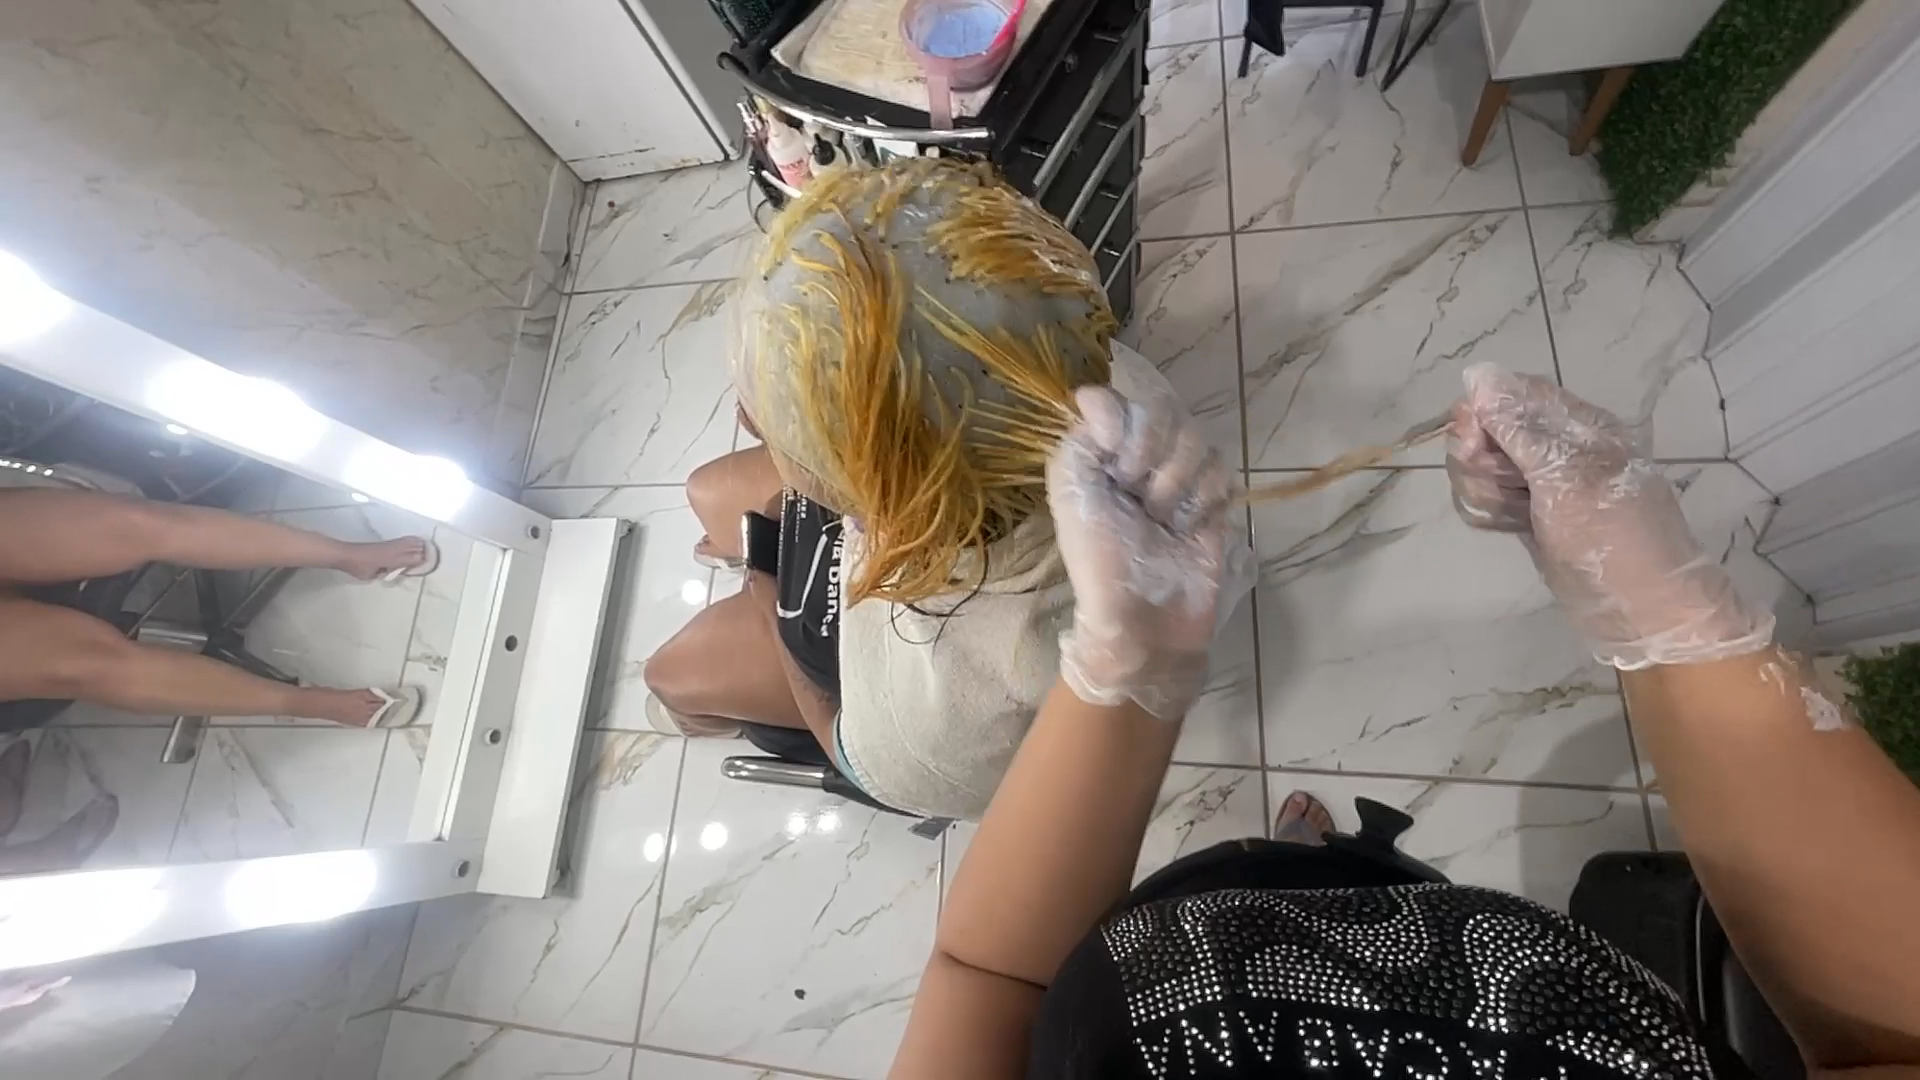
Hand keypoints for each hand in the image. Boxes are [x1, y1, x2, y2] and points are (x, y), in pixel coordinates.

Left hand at [1046, 386, 1235, 718]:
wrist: (1146, 616)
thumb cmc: (1099, 559)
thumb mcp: (1071, 495)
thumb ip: (1079, 439)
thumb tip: (1101, 399)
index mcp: (1097, 452)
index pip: (1115, 398)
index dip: (1122, 421)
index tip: (1114, 456)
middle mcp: (1137, 455)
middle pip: (1161, 409)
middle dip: (1149, 455)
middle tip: (1136, 497)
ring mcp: (1177, 474)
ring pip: (1195, 436)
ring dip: (1174, 483)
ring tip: (1160, 521)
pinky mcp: (1212, 496)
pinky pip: (1220, 467)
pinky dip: (1202, 499)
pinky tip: (1185, 528)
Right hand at [1447, 362, 1772, 668]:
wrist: (1633, 604)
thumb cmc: (1612, 535)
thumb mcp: (1564, 476)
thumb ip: (1518, 427)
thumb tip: (1478, 375)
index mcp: (1574, 425)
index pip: (1504, 394)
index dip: (1478, 415)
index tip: (1475, 444)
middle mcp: (1551, 446)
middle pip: (1480, 432)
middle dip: (1479, 463)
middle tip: (1508, 487)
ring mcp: (1534, 479)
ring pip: (1473, 468)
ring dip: (1483, 493)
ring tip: (1516, 514)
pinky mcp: (1520, 508)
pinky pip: (1478, 497)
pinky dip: (1486, 513)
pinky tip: (1512, 527)